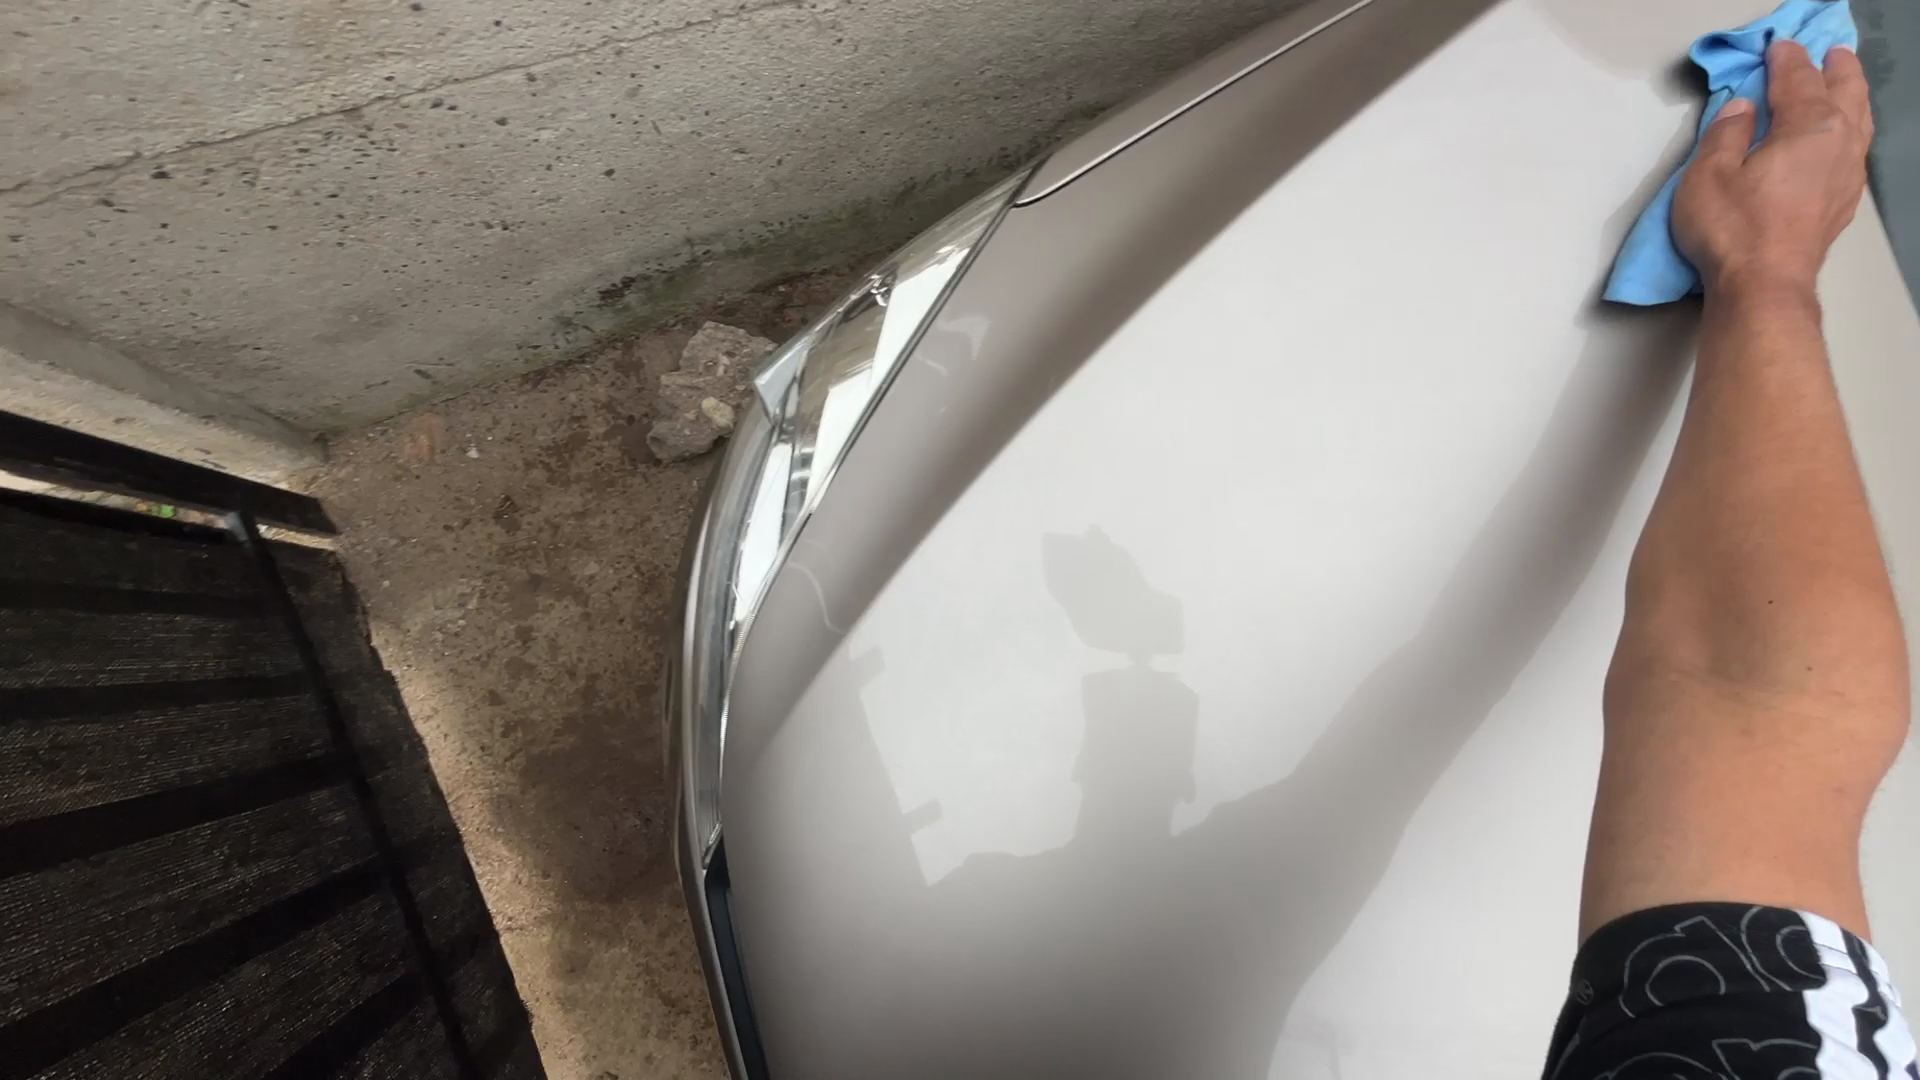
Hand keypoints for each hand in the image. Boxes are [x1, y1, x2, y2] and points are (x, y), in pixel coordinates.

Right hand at [1673, 40, 1873, 299]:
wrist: (1763, 278)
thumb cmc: (1730, 226)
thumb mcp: (1707, 178)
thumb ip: (1724, 137)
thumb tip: (1740, 107)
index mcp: (1808, 127)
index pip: (1797, 83)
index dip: (1786, 61)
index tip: (1780, 45)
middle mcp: (1840, 139)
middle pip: (1844, 91)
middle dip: (1836, 68)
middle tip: (1831, 52)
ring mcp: (1848, 169)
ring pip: (1860, 116)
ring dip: (1852, 94)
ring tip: (1845, 84)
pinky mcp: (1844, 197)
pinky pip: (1857, 145)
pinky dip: (1852, 127)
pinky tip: (1844, 134)